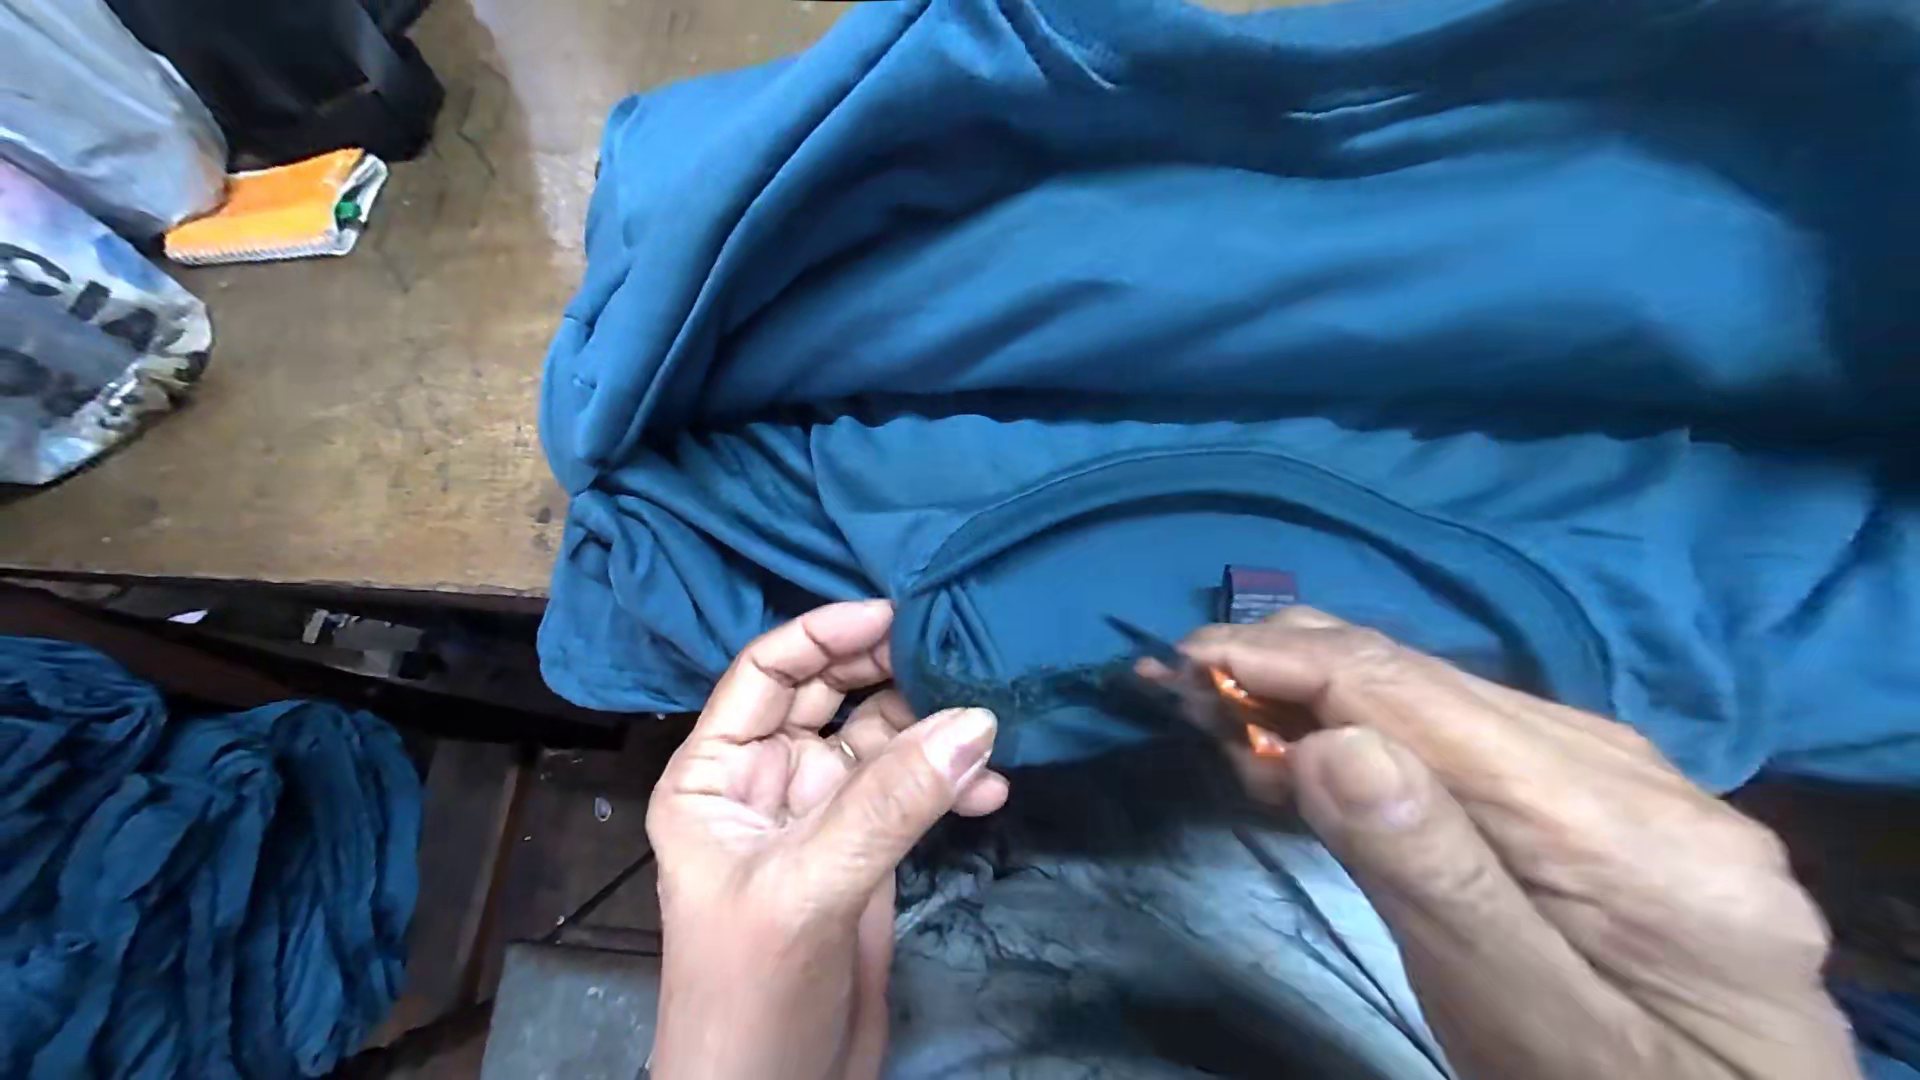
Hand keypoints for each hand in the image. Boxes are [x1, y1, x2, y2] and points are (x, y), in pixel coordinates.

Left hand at [645, 600, 1007, 1079]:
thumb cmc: (750, 994)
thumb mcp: (811, 888)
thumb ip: (889, 803)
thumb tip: (975, 721)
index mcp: (718, 768)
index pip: (767, 670)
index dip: (824, 633)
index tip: (891, 614)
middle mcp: (769, 772)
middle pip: (830, 691)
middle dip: (886, 671)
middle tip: (950, 656)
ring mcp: (823, 804)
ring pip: (880, 735)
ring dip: (931, 728)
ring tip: (985, 726)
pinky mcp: (868, 838)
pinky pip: (912, 786)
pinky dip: (949, 782)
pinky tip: (990, 791)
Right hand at [1160, 607, 1859, 1079]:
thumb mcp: (1516, 1018)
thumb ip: (1431, 874)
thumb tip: (1326, 742)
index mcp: (1623, 827)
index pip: (1408, 690)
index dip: (1281, 658)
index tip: (1181, 660)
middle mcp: (1610, 761)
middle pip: (1401, 670)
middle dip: (1273, 665)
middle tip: (1183, 692)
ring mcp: (1581, 758)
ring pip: (1399, 681)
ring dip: (1294, 689)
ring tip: (1219, 718)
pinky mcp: (1545, 773)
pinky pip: (1417, 715)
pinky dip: (1334, 719)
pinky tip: (1288, 746)